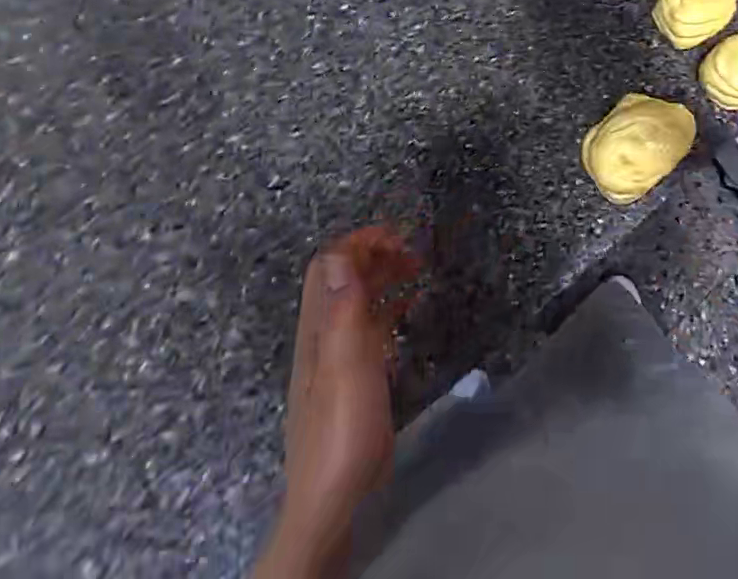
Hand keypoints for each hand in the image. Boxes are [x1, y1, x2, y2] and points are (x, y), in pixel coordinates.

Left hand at [257, 227, 419, 578]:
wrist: (334, 500)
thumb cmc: (342, 430)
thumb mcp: (345, 367)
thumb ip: (342, 311)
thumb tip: (338, 255)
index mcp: (318, 328)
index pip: (328, 265)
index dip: (359, 242)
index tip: (399, 237)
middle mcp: (324, 334)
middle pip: (342, 277)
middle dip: (375, 253)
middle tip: (415, 252)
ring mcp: (338, 356)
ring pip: (358, 299)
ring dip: (384, 276)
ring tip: (418, 268)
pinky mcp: (355, 376)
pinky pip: (371, 325)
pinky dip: (390, 305)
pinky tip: (412, 307)